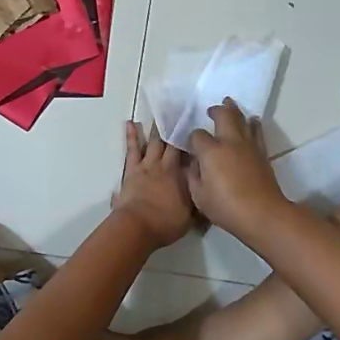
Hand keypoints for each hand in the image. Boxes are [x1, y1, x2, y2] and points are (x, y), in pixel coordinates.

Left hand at [111, 121, 195, 248]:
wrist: (138, 226)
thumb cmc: (167, 224)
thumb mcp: (192, 218)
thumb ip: (200, 205)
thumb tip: (209, 197)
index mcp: (184, 176)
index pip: (192, 156)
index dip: (196, 144)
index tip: (200, 132)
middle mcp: (167, 166)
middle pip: (174, 144)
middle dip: (178, 130)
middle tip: (183, 114)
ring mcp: (148, 166)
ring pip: (154, 142)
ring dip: (158, 128)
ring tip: (162, 114)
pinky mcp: (132, 170)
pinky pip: (132, 149)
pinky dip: (131, 135)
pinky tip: (130, 123)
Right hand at [185, 100, 290, 239]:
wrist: (262, 213)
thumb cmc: (225, 207)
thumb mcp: (199, 196)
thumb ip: (193, 176)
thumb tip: (194, 163)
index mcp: (211, 152)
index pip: (197, 135)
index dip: (193, 138)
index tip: (192, 146)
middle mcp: (230, 142)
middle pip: (223, 115)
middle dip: (215, 110)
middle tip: (210, 110)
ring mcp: (248, 145)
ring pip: (242, 119)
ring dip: (235, 110)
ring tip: (230, 105)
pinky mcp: (262, 152)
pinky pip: (257, 131)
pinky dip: (252, 123)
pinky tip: (251, 121)